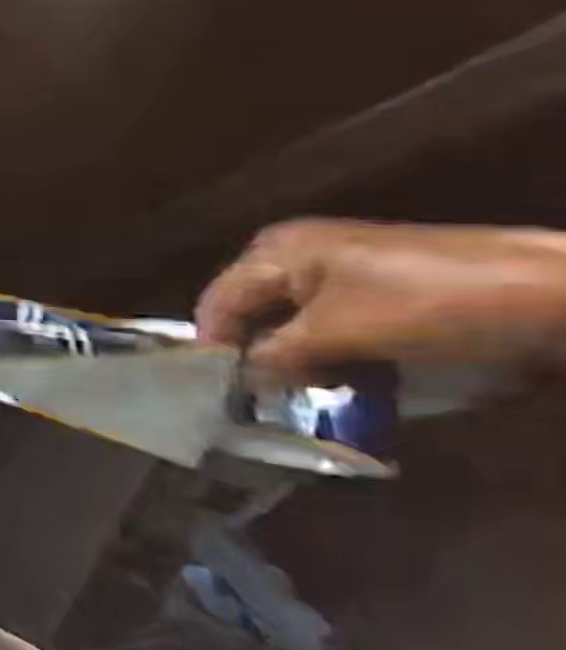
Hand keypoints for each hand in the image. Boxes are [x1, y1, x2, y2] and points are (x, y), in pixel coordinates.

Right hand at [196, 218, 565, 383]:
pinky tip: (344, 381)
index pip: (218, 304)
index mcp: (276, 251)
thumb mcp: (341, 333)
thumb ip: (274, 356)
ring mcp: (340, 270)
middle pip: (251, 313)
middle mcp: (296, 254)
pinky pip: (328, 327)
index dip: (214, 347)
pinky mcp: (376, 291)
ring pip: (289, 324)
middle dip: (254, 355)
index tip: (218, 392)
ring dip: (294, 361)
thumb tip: (236, 380)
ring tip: (303, 396)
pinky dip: (329, 355)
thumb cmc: (434, 304)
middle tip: (259, 399)